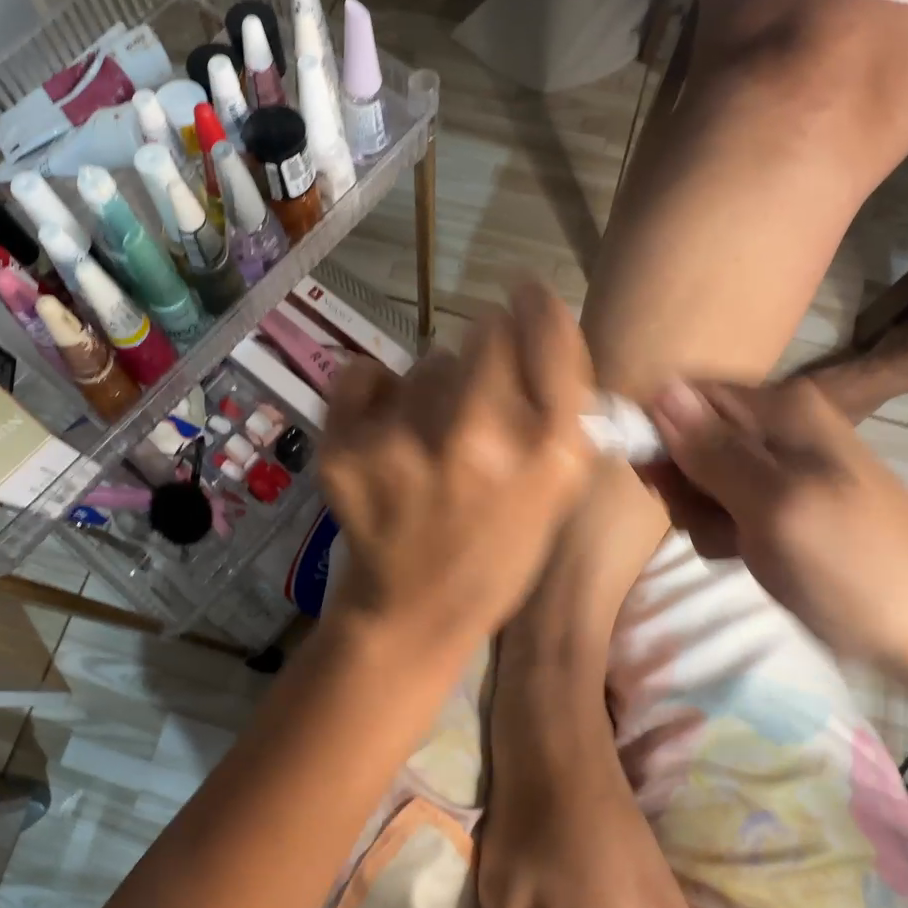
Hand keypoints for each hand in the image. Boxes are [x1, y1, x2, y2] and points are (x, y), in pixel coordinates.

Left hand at [318, 282, 595, 652]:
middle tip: (472, 386)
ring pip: (425, 362)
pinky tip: (381, 431)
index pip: (550, 335)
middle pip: (486, 331)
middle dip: (485, 347)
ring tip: (425, 443)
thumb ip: (561, 417)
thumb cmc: (494, 556)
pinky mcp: (346, 450)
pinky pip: (363, 375)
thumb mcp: (554, 495)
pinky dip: (370, 392)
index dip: (536, 307)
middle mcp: (481, 442)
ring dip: (429, 386)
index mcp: (548, 455)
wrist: (413, 613)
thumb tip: (546, 327)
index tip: (526, 294)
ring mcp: (406, 445)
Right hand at [645, 377, 907, 670]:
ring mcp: (783, 472)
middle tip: (713, 522)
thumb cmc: (855, 567)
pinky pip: (725, 510)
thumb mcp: (776, 507)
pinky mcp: (783, 510)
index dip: (661, 435)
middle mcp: (779, 430)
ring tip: (740, 548)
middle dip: (684, 484)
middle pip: (690, 439)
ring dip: (702, 517)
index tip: (658, 484)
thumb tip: (660, 391)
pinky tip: (749, 557)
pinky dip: (724, 535)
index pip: (687, 397)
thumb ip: (714, 451)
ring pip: (701, 480)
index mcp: (783, 411)